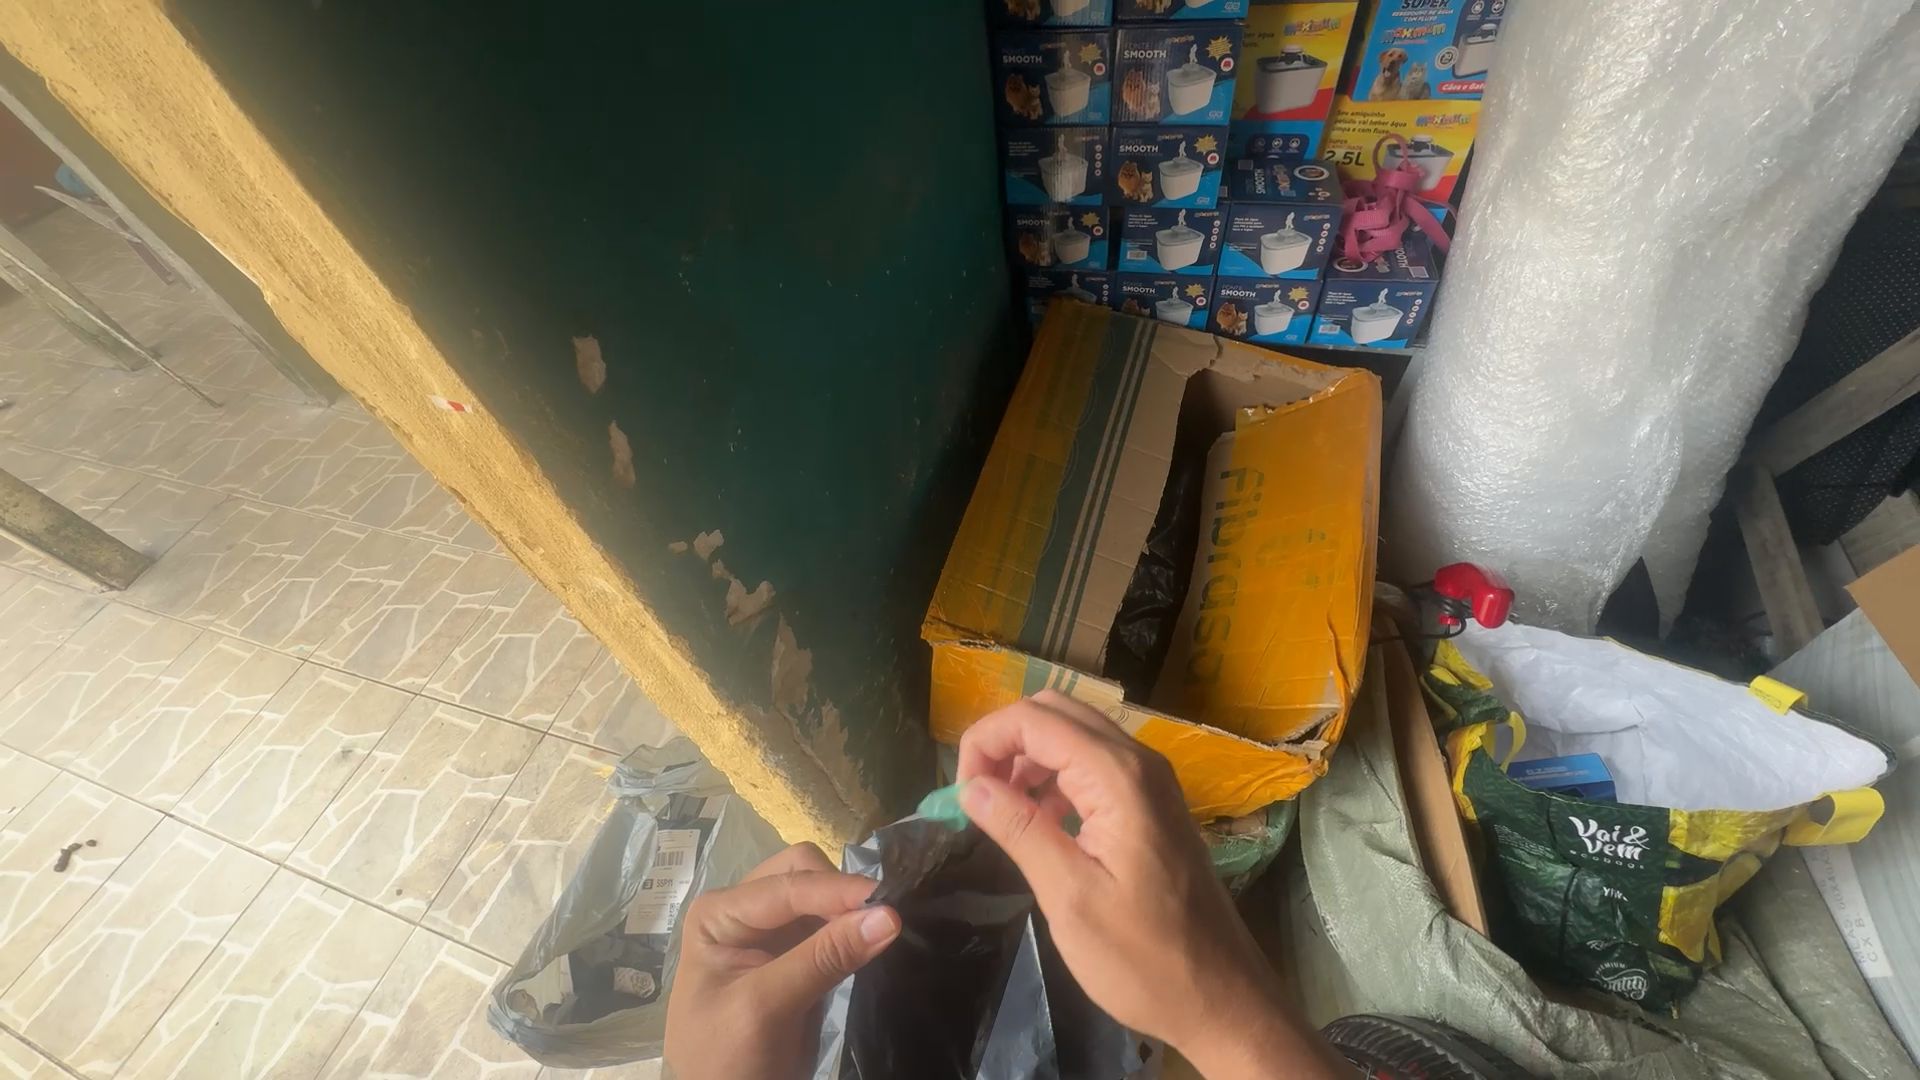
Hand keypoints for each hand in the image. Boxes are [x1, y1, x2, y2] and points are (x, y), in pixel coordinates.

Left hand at [663, 842, 899, 1079]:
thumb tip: (889, 915)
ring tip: (879, 930)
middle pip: (804, 873)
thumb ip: (824, 958)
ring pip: (821, 894)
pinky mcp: (794, 954)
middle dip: (840, 892)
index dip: (838, 890)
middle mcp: (743, 909)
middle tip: (877, 921)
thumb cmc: (723, 1063)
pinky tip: (869, 941)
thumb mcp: (766, 1009)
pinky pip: (830, 923)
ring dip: (849, 908)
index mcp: (720, 912)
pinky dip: (851, 928)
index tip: (889, 904)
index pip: (788, 884)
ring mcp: (769, 931)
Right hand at [957, 690, 1346, 1079]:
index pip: (1034, 719)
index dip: (986, 741)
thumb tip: (970, 787)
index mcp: (1118, 776)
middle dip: (1005, 741)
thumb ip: (1020, 830)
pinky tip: (1042, 820)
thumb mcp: (1070, 897)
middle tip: (978, 793)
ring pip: (1071, 731)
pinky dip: (1055, 774)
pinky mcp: (1150, 797)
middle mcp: (1136, 759)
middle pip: (1053, 711)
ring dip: (1028, 757)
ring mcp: (1148, 776)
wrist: (1224, 997)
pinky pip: (1091, 760)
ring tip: (1003, 809)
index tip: (961, 791)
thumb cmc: (1145, 957)